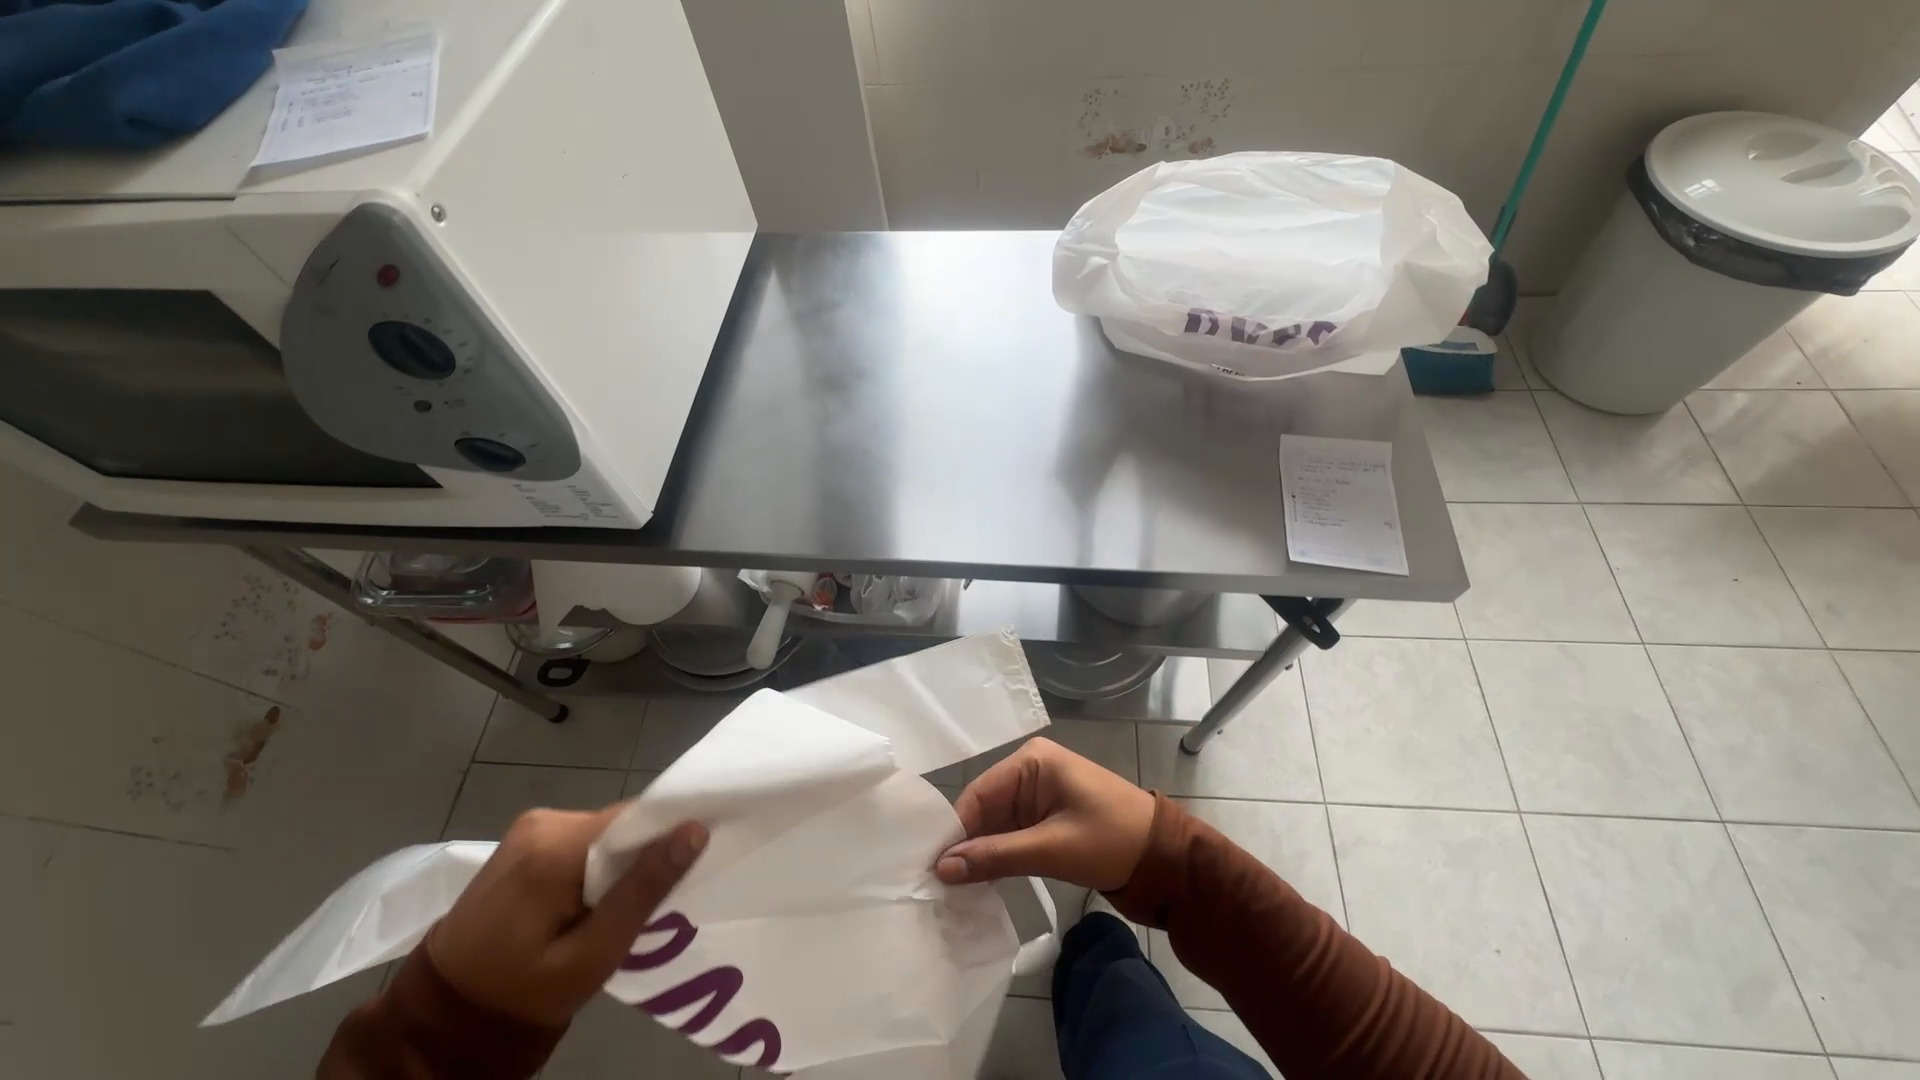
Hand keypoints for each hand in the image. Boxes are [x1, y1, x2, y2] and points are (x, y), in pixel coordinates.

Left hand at [428, 805, 707, 1027]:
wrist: (447, 1011)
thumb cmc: (526, 991)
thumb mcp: (594, 953)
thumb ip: (642, 890)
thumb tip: (695, 830)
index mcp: (555, 848)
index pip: (636, 818)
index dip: (668, 838)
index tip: (693, 866)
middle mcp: (542, 822)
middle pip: (620, 824)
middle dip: (643, 856)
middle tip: (656, 902)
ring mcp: (529, 828)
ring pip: (604, 832)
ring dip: (620, 862)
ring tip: (623, 907)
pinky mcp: (525, 839)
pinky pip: (582, 839)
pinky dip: (597, 864)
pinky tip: (595, 900)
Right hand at [934, 737, 1155, 891]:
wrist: (1167, 860)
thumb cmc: (1112, 841)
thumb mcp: (1052, 849)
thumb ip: (995, 856)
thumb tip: (941, 869)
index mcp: (1032, 762)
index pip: (977, 795)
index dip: (953, 832)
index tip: (929, 870)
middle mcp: (1030, 772)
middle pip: (983, 810)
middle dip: (963, 846)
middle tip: (934, 886)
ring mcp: (1039, 796)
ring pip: (994, 826)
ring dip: (979, 855)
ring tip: (950, 891)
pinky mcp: (1047, 819)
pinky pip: (1011, 836)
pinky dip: (998, 858)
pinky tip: (979, 883)